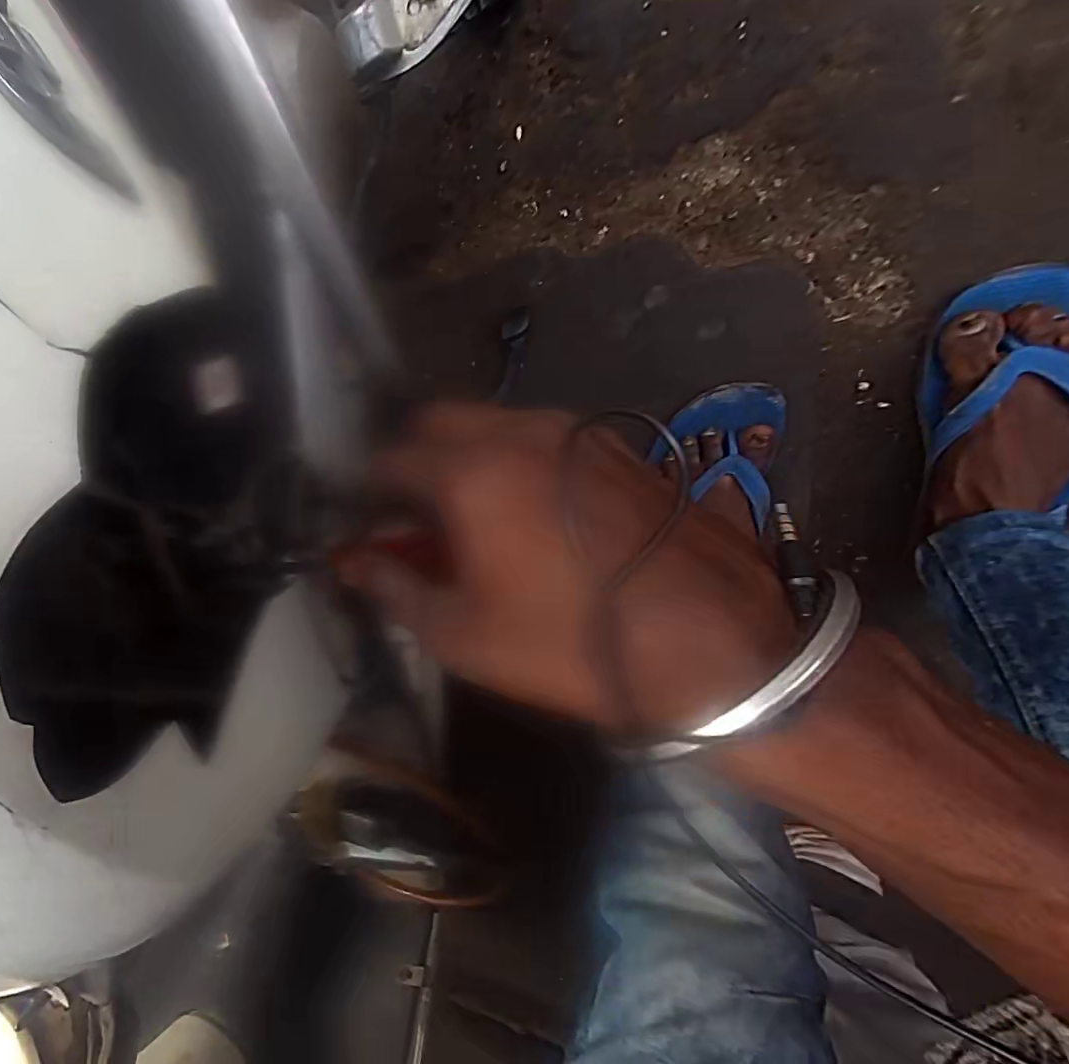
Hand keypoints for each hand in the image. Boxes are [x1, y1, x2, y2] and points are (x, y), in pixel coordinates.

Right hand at [339, 403, 796, 735]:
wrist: (715, 648)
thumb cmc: (565, 645)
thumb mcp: (459, 633)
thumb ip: (393, 586)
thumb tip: (353, 562)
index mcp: (469, 474)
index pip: (390, 461)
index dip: (371, 494)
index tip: (374, 525)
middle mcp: (516, 433)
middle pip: (436, 420)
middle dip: (412, 458)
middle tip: (417, 512)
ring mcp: (572, 431)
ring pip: (490, 421)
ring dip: (462, 454)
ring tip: (473, 512)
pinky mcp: (615, 443)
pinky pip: (539, 433)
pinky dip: (511, 456)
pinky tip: (530, 508)